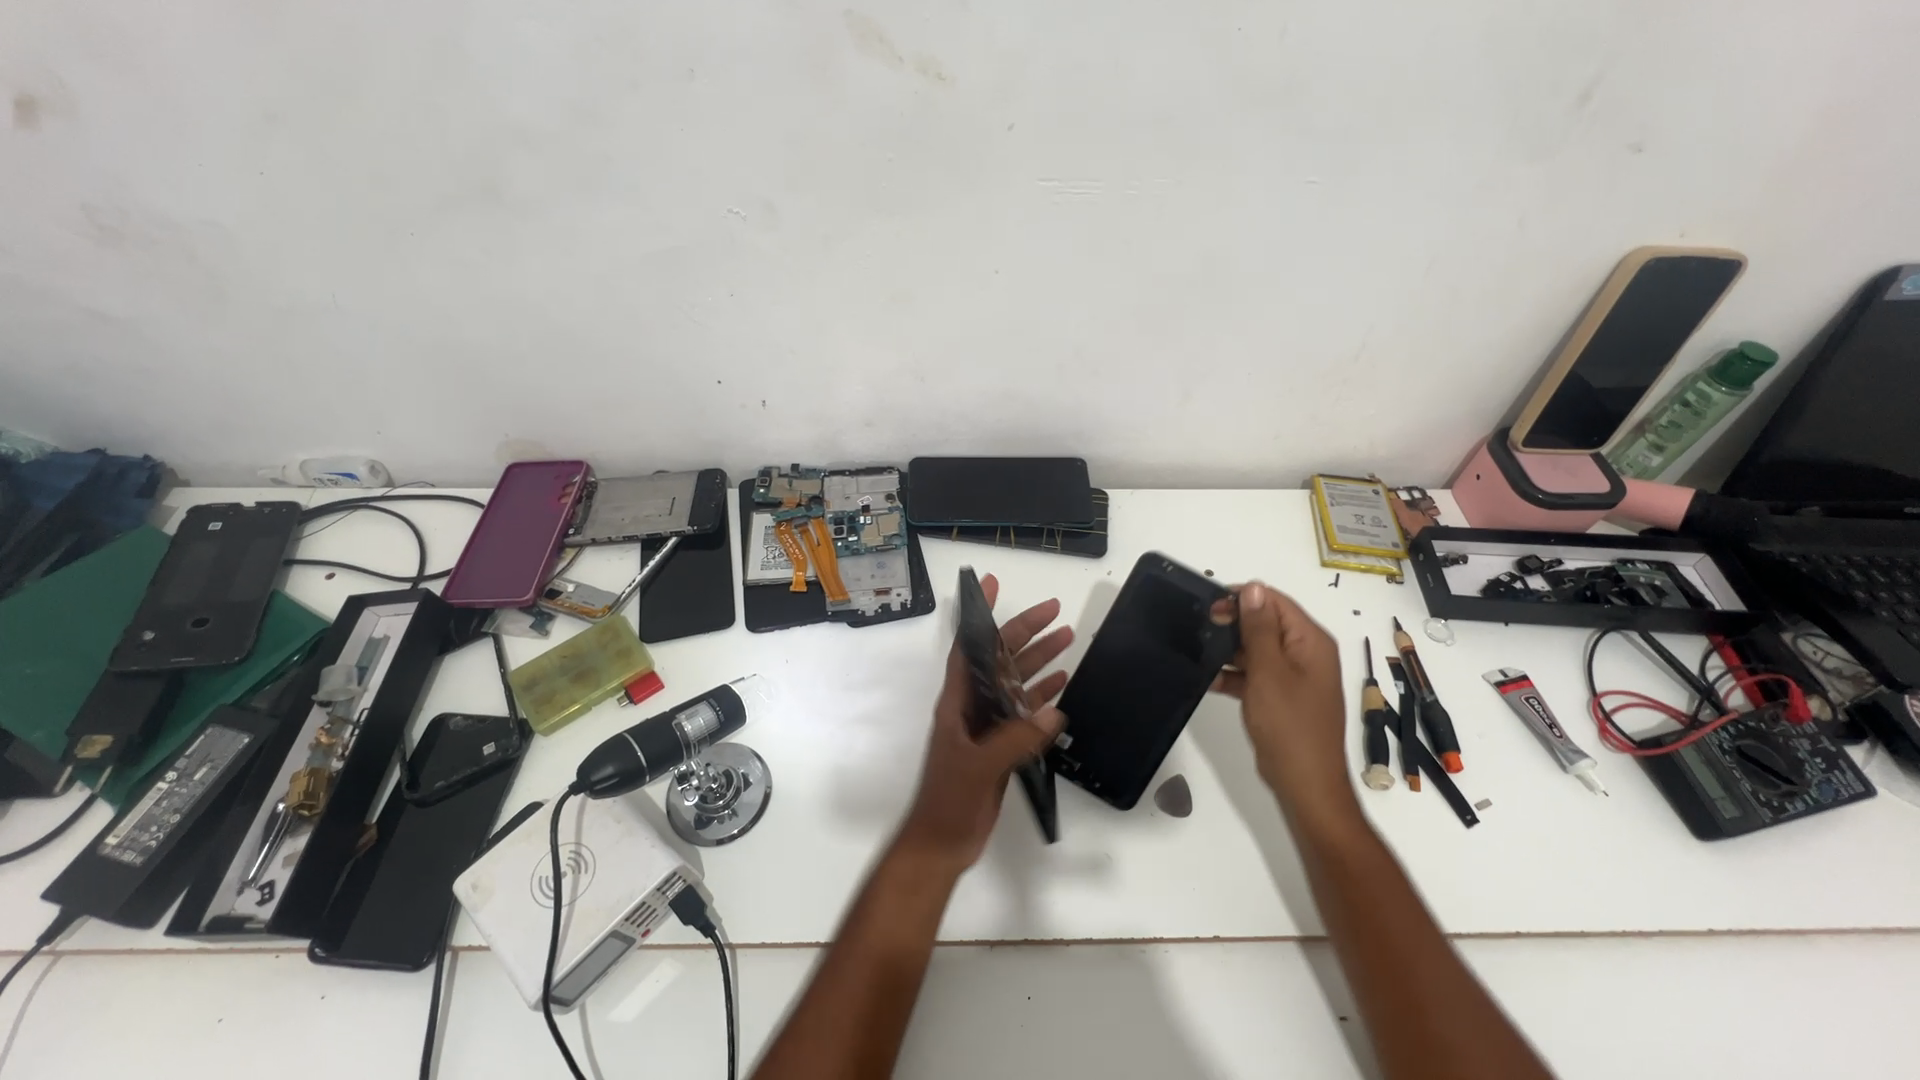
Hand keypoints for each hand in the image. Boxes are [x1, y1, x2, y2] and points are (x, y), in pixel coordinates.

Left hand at [900, 574, 1071, 870]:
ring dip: (1039, 661)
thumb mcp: (978, 766)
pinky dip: (1042, 697)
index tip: (995, 585)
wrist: (941, 843)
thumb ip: (1015, 740)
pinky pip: (1024, 715)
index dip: (981, 616)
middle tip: (1056, 611)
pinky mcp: (1000, 749)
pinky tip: (1063, 686)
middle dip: (1024, 632)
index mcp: (957, 703)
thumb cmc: (948, 801)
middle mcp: (972, 707)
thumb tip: (1053, 712)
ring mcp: (987, 728)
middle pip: (1000, 659)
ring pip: (1015, 683)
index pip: (969, 647)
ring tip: (1068, 638)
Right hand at [1208, 582, 1354, 819]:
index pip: (1274, 602)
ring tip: (1197, 651)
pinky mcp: (1281, 696)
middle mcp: (1306, 653)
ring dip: (1230, 650)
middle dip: (1233, 624)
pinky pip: (1256, 674)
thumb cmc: (1289, 724)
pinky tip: (1209, 679)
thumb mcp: (1269, 672)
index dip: (1242, 599)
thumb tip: (1254, 588)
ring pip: (1257, 649)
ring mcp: (1294, 676)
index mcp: (1310, 641)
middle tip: (1199, 630)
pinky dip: (1235, 675)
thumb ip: (1259, 629)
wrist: (1304, 782)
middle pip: (1266, 623)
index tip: (1208, 609)